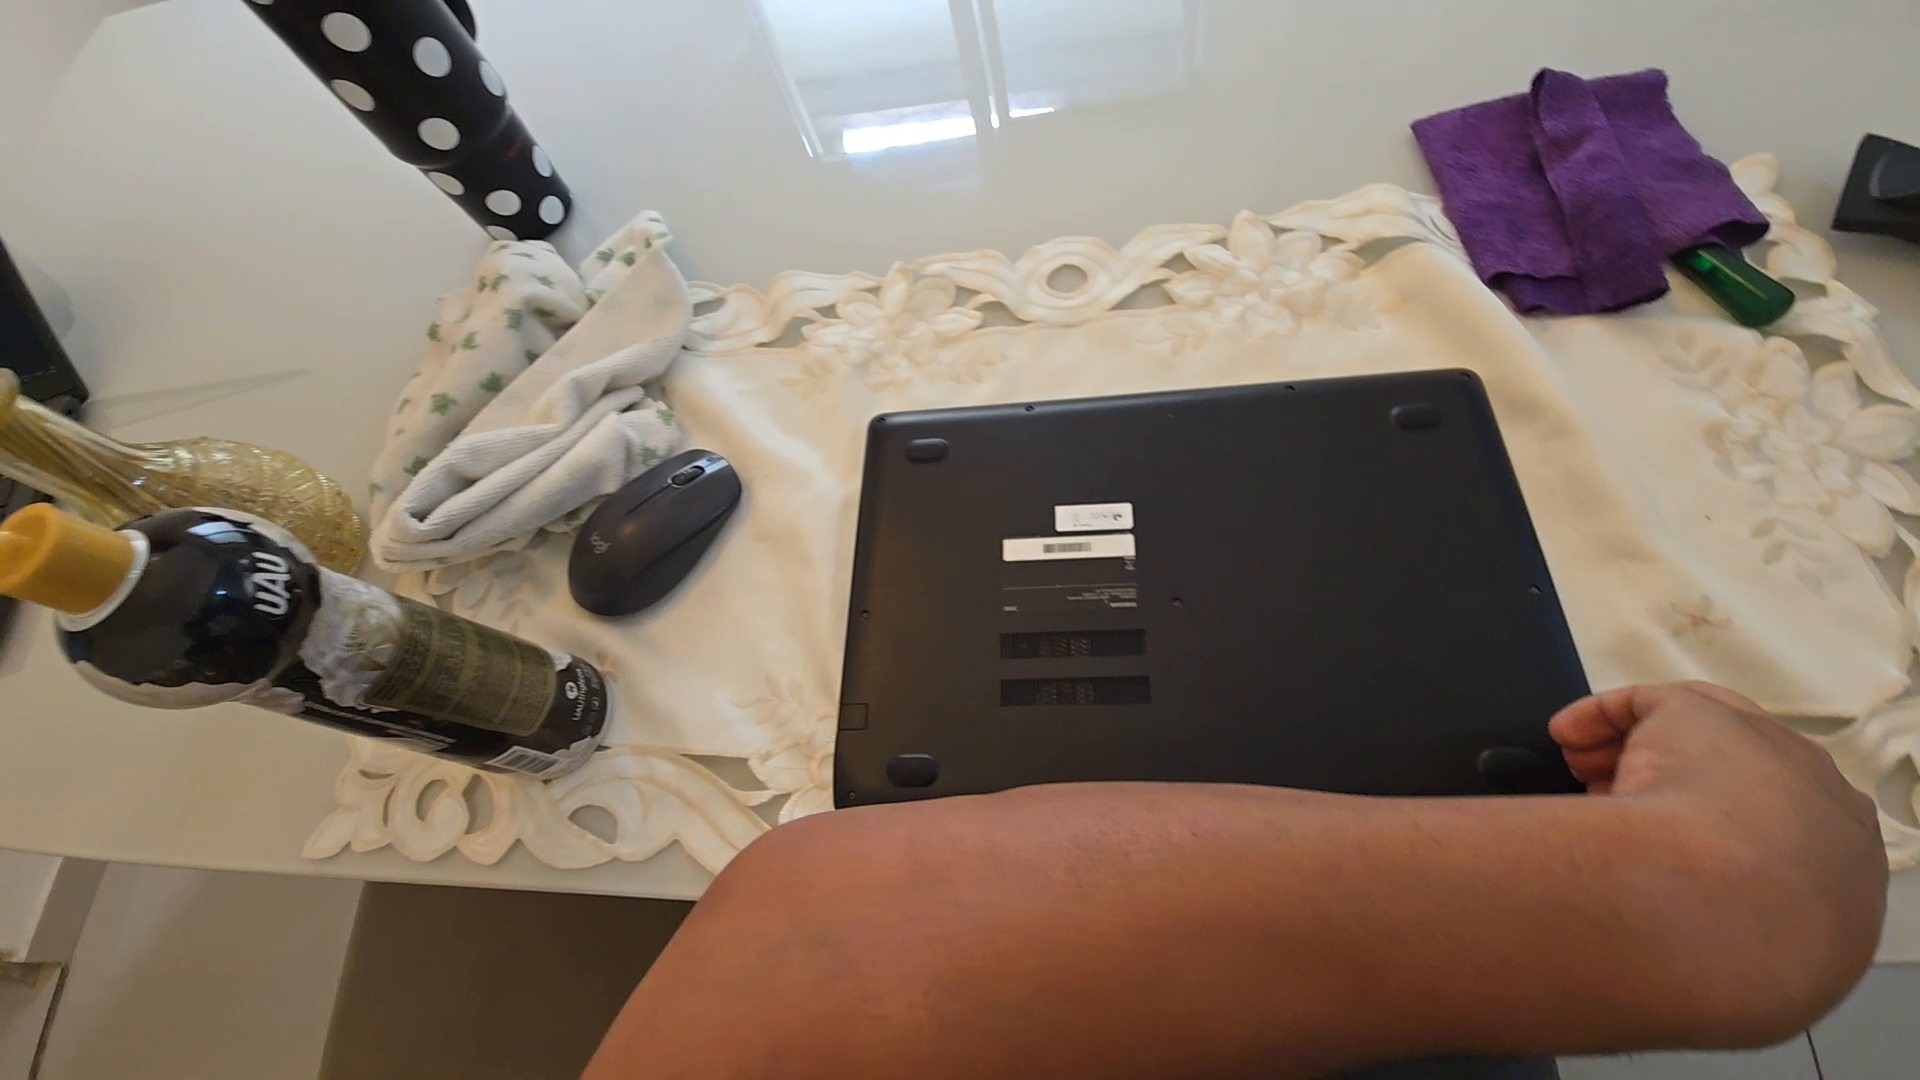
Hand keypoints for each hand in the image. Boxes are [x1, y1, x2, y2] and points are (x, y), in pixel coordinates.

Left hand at [1550, 682, 1886, 1039]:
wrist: (1734, 898)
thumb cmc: (1736, 935)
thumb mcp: (1755, 955)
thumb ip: (1725, 934)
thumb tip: (1664, 955)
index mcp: (1840, 866)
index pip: (1778, 829)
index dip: (1709, 823)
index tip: (1655, 837)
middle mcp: (1816, 803)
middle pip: (1734, 771)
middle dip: (1667, 779)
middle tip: (1607, 793)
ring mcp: (1767, 751)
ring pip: (1691, 732)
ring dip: (1628, 748)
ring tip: (1580, 767)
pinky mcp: (1702, 715)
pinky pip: (1643, 703)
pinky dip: (1596, 717)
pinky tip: (1565, 736)